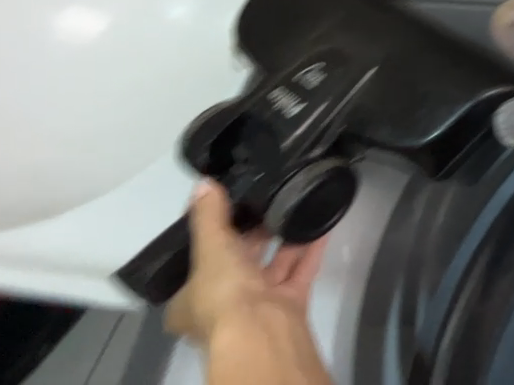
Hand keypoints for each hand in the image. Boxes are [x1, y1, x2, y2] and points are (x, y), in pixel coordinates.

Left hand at [165, 180, 326, 348]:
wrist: (262, 330)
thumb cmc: (224, 294)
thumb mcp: (210, 250)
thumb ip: (210, 217)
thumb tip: (203, 183)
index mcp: (190, 300)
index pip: (200, 261)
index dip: (214, 235)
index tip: (231, 208)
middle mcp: (222, 304)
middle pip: (240, 262)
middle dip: (256, 234)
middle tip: (269, 199)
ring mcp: (259, 304)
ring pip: (273, 265)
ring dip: (287, 239)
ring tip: (298, 205)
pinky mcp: (289, 301)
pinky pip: (301, 269)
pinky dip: (311, 247)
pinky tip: (323, 224)